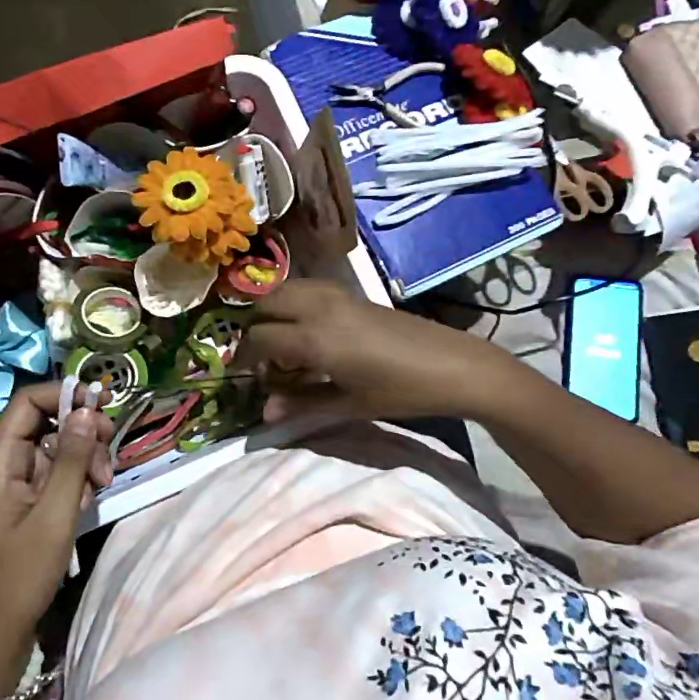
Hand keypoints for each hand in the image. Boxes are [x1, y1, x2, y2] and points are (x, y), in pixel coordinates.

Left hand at [0, 382, 113, 631]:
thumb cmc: (21, 574)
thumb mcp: (55, 514)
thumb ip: (71, 460)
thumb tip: (86, 410)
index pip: (26, 403)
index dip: (63, 395)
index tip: (102, 406)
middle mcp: (1, 467)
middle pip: (45, 425)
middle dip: (82, 434)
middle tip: (109, 457)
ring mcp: (12, 487)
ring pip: (55, 450)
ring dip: (83, 461)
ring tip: (101, 487)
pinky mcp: (24, 505)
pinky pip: (53, 476)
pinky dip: (75, 482)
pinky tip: (86, 502)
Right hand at [238, 279, 519, 422]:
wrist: (452, 365)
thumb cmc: (401, 391)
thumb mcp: (349, 404)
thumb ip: (303, 404)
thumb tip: (266, 411)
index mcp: (313, 337)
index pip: (259, 339)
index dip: (246, 359)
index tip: (247, 378)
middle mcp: (318, 307)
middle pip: (266, 304)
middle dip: (254, 328)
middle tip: (262, 360)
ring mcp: (337, 295)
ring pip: (286, 289)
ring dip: (274, 311)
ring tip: (283, 344)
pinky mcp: (353, 294)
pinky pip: (308, 288)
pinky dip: (295, 303)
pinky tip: (308, 330)